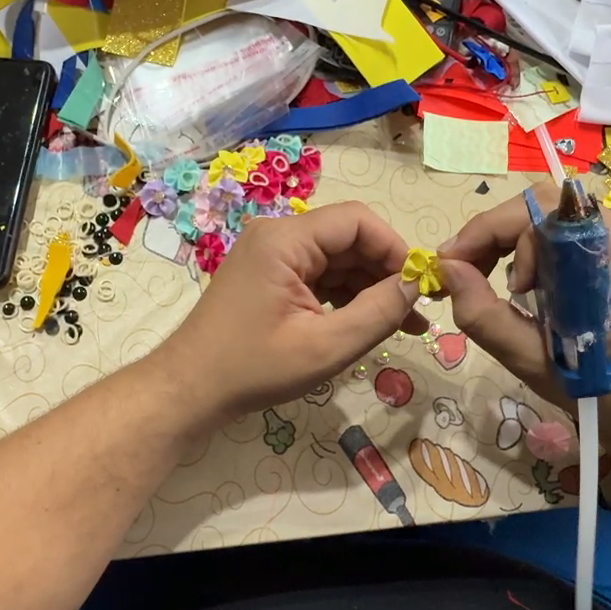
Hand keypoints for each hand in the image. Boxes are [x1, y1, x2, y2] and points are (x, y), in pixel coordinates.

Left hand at [157, 202, 426, 424]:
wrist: (190, 389)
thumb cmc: (254, 368)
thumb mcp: (325, 347)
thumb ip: (377, 312)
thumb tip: (415, 285)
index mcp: (284, 240)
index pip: (357, 220)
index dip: (394, 248)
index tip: (419, 286)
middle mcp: (277, 236)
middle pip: (347, 238)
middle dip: (385, 272)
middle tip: (418, 313)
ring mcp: (271, 256)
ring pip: (336, 259)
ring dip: (369, 288)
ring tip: (405, 326)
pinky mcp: (270, 277)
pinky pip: (318, 275)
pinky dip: (345, 297)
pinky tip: (369, 324)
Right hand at [438, 179, 610, 428]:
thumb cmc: (596, 390)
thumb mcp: (531, 362)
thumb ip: (486, 316)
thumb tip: (448, 267)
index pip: (553, 216)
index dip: (497, 230)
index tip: (457, 263)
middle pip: (550, 207)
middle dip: (495, 232)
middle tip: (459, 267)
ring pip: (552, 212)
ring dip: (506, 237)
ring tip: (480, 271)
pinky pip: (562, 226)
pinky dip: (525, 243)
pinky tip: (512, 274)